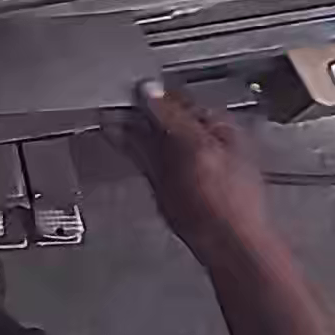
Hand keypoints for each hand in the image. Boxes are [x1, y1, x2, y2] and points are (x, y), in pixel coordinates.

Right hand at [106, 78, 271, 256]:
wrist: (228, 247)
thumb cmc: (225, 200)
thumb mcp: (197, 146)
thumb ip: (171, 116)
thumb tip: (149, 90)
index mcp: (216, 127)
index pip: (177, 99)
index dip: (150, 93)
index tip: (126, 87)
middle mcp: (199, 142)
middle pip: (160, 117)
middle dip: (135, 109)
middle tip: (110, 100)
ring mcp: (181, 163)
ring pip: (148, 136)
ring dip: (126, 124)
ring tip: (106, 114)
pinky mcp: (165, 183)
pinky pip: (142, 155)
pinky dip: (127, 143)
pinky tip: (113, 133)